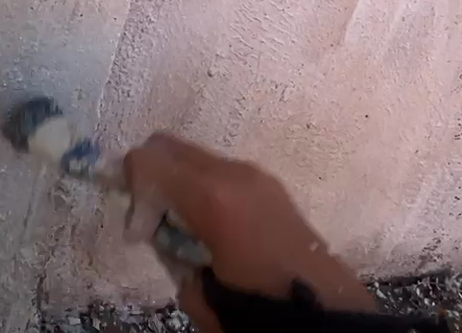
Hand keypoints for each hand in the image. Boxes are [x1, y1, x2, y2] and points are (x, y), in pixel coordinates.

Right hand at [123, 134, 372, 329]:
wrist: (332, 323)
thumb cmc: (258, 312)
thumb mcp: (198, 292)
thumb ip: (168, 247)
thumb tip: (158, 229)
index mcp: (211, 194)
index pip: (147, 159)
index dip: (129, 186)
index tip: (135, 228)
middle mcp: (232, 171)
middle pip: (168, 145)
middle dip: (148, 175)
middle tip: (145, 217)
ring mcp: (255, 174)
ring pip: (194, 156)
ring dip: (175, 180)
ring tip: (178, 225)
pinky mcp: (271, 185)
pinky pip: (220, 171)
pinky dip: (200, 186)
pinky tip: (207, 224)